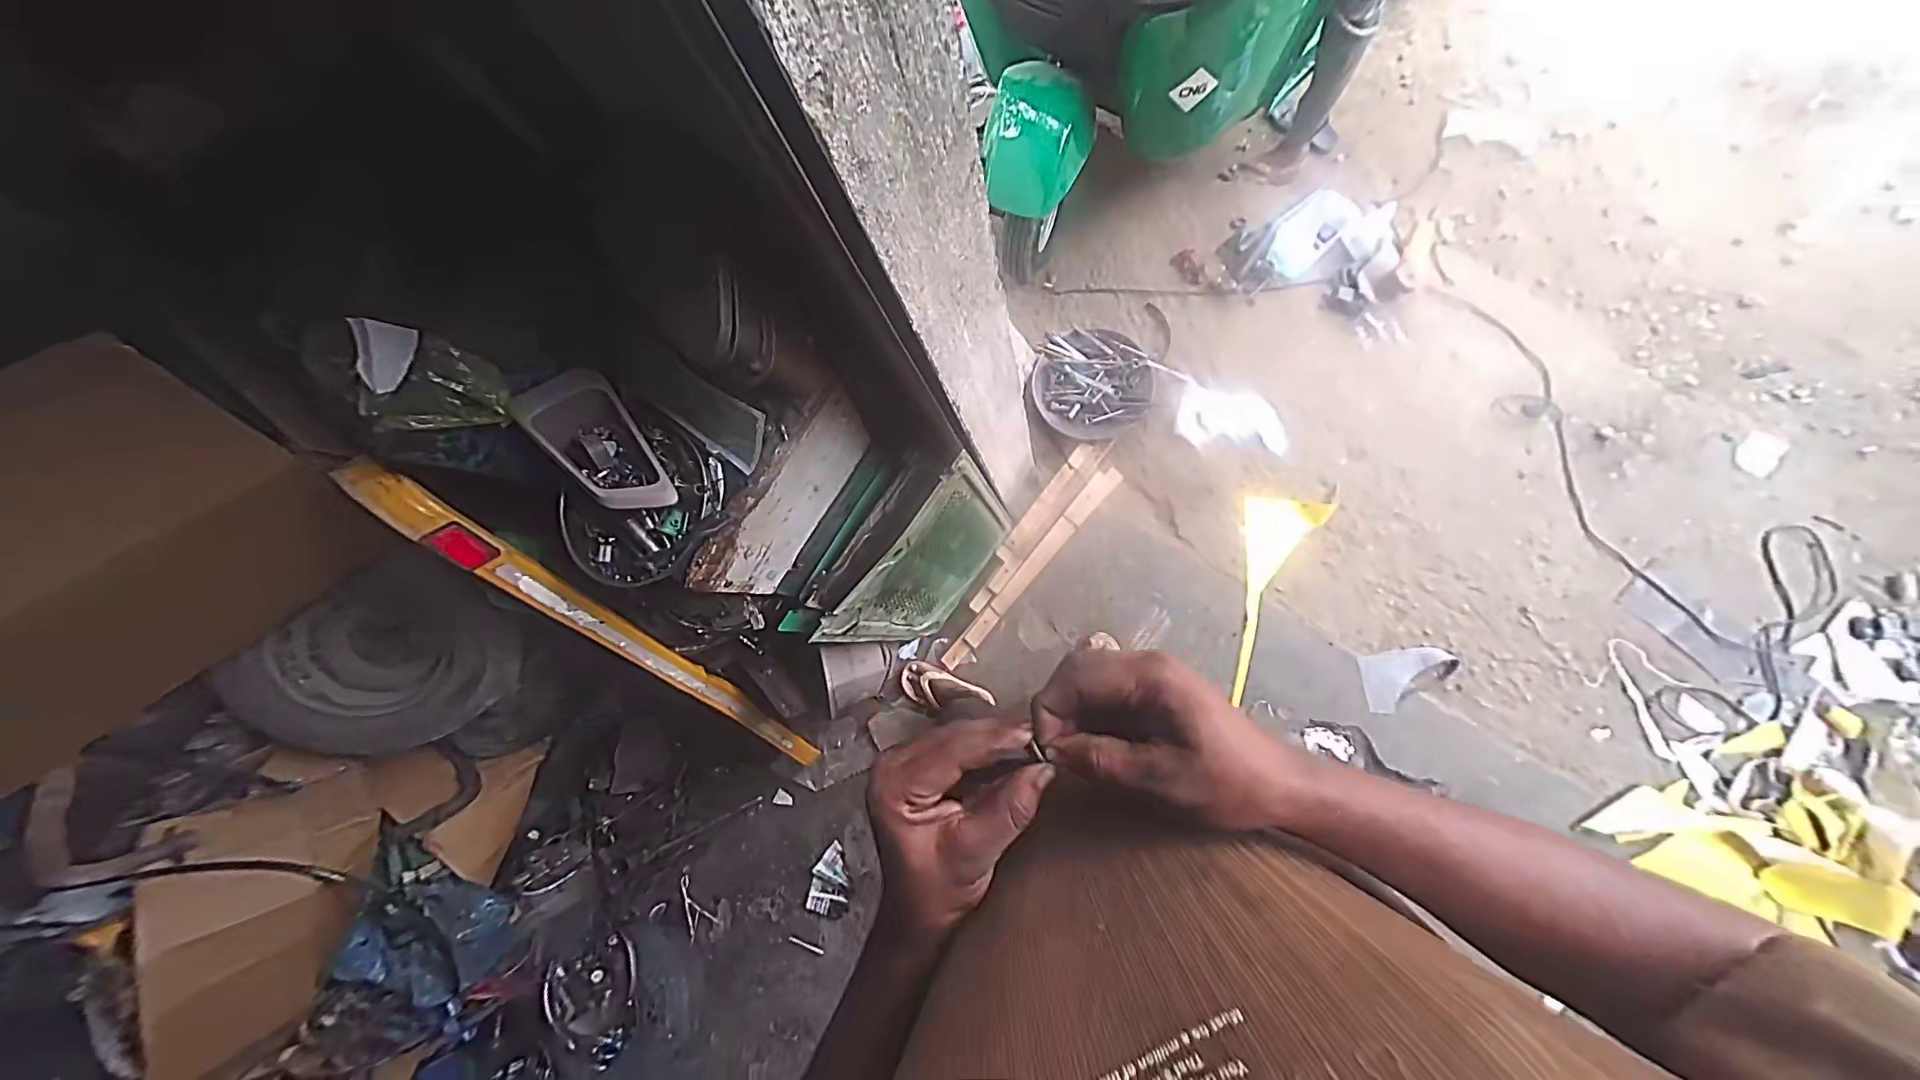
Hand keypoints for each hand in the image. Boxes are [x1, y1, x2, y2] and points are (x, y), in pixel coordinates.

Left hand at [867, 716, 1055, 937]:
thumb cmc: (934, 893)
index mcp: (895, 784)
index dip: (995, 739)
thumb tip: (1041, 772)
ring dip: (995, 736)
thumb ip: (1007, 811)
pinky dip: (986, 744)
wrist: (917, 912)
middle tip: (1040, 736)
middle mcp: (892, 763)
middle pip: (954, 733)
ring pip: (957, 731)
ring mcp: (903, 759)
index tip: (1032, 736)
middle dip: (999, 733)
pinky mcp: (918, 761)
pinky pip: (957, 741)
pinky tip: (1012, 749)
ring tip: (1031, 742)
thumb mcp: (974, 855)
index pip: (952, 748)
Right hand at [1032, 649, 1306, 829]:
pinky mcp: (1151, 688)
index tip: (1050, 754)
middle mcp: (1144, 662)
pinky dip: (1087, 715)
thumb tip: (1053, 750)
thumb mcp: (1165, 780)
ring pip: (1085, 677)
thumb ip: (1105, 760)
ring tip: (1072, 752)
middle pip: (1075, 669)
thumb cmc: (1229, 782)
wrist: (1280, 783)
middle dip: (1056, 709)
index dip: (1050, 713)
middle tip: (1058, 753)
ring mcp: (1149, 672)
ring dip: (1070, 712)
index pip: (1073, 676)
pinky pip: (1103, 691)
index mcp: (1149, 675)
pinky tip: (1093, 744)